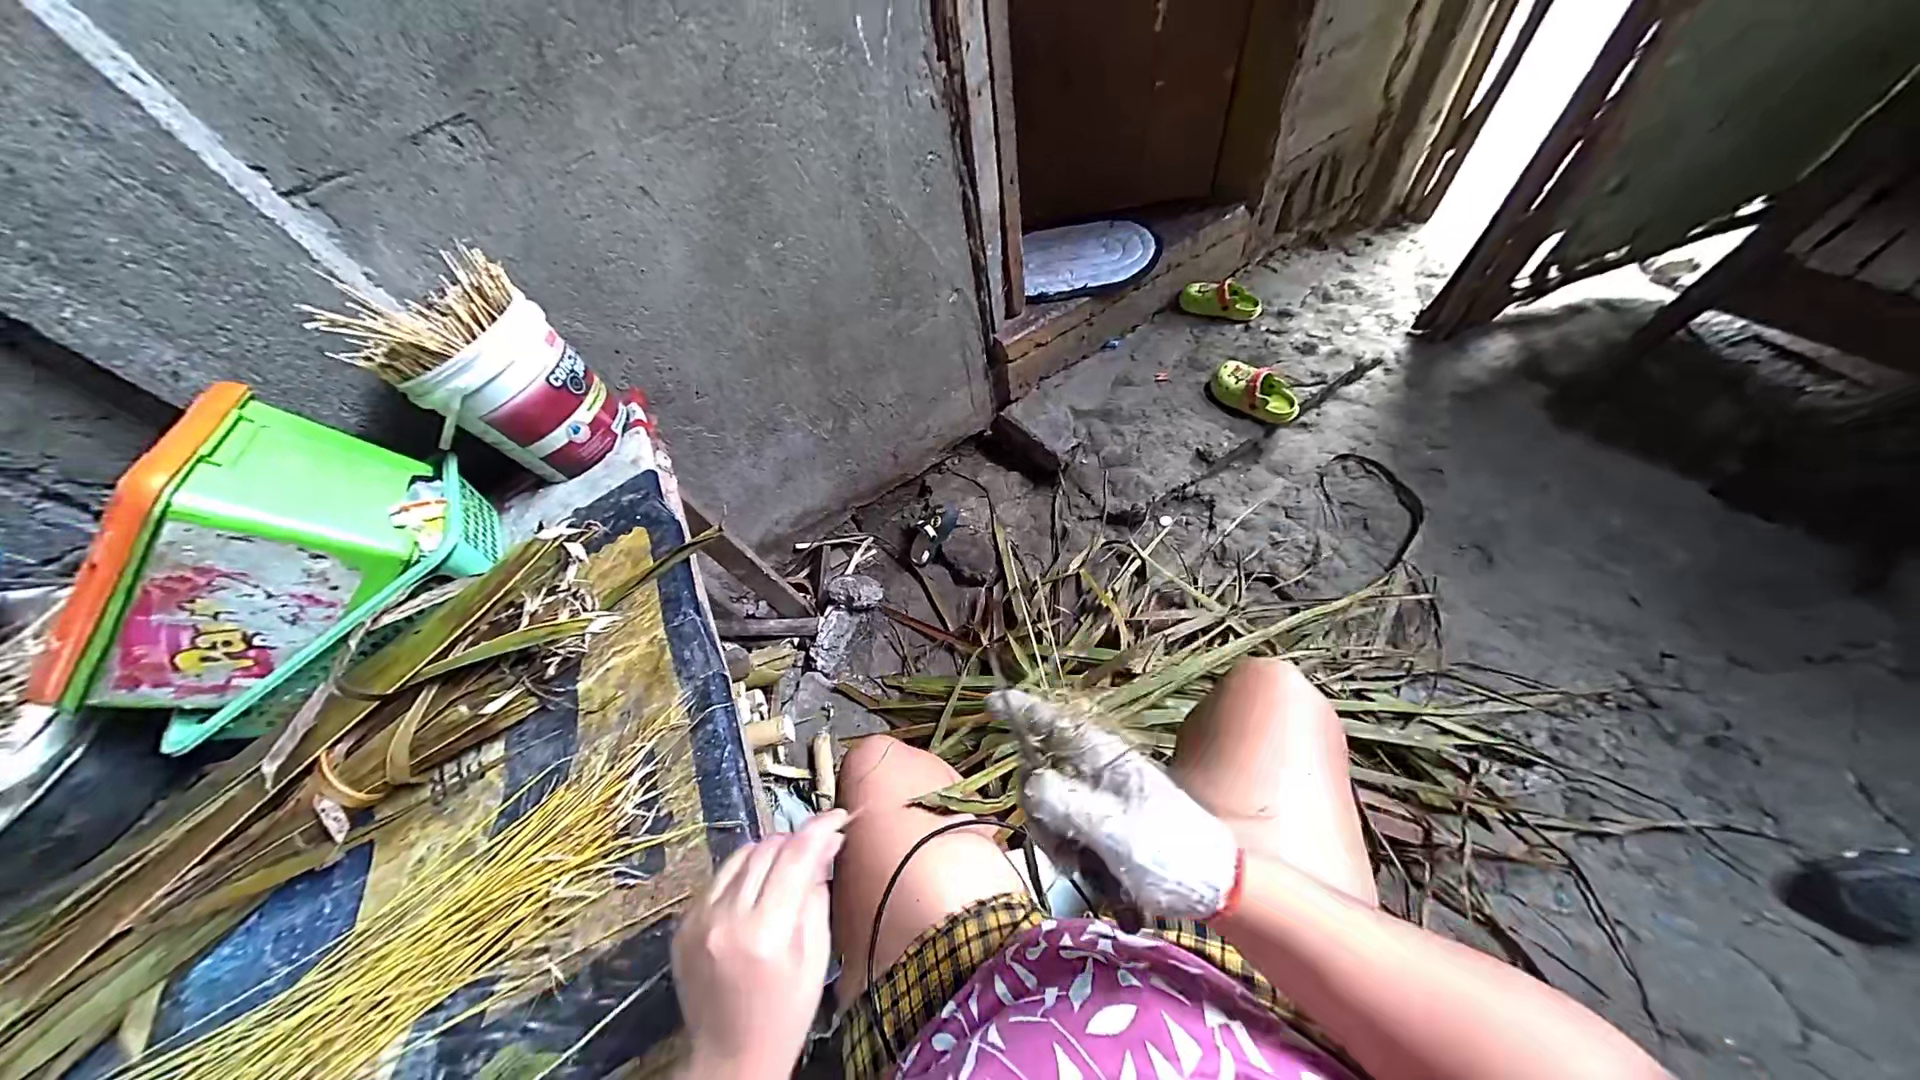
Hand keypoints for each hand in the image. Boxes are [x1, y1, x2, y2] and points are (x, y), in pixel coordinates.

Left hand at [671, 810, 847, 1079]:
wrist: (729, 1058)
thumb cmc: (786, 1011)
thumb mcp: (816, 954)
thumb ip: (817, 892)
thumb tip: (826, 843)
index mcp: (766, 932)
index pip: (796, 855)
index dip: (820, 827)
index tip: (838, 816)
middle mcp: (726, 919)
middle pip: (767, 848)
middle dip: (797, 839)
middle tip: (817, 848)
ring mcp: (698, 921)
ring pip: (740, 855)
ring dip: (769, 851)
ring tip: (787, 867)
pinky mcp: (683, 925)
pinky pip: (719, 877)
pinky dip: (743, 872)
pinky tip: (757, 889)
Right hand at [989, 689, 1239, 919]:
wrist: (1206, 886)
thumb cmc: (1167, 851)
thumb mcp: (1116, 830)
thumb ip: (1069, 805)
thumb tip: (1029, 783)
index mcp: (1104, 757)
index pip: (1055, 724)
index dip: (1023, 711)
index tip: (994, 703)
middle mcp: (1095, 771)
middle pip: (1040, 769)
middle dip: (1036, 803)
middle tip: (1055, 840)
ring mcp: (1095, 797)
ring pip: (1045, 802)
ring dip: (1050, 833)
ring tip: (1076, 862)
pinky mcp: (1095, 824)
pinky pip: (1059, 826)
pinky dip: (1061, 848)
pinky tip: (1080, 867)